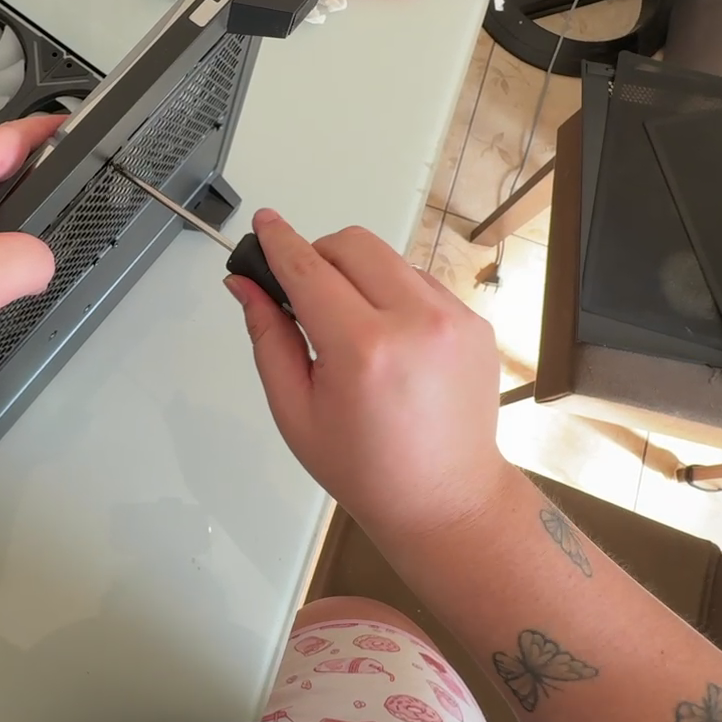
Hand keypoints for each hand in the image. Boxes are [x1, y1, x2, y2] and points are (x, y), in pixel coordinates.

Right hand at [226, 210, 515, 540]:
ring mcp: (455, 318)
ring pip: (387, 256)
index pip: (309, 270)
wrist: (446, 500)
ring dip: (355, 274)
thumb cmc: (365, 467)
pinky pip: (419, 279)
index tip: (264, 222)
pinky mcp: (475, 322)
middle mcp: (416, 322)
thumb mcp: (294, 409)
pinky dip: (390, 292)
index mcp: (363, 350)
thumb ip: (267, 337)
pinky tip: (386, 338)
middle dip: (317, 255)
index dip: (280, 242)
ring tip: (349, 327)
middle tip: (303, 295)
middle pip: (352, 244)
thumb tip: (246, 286)